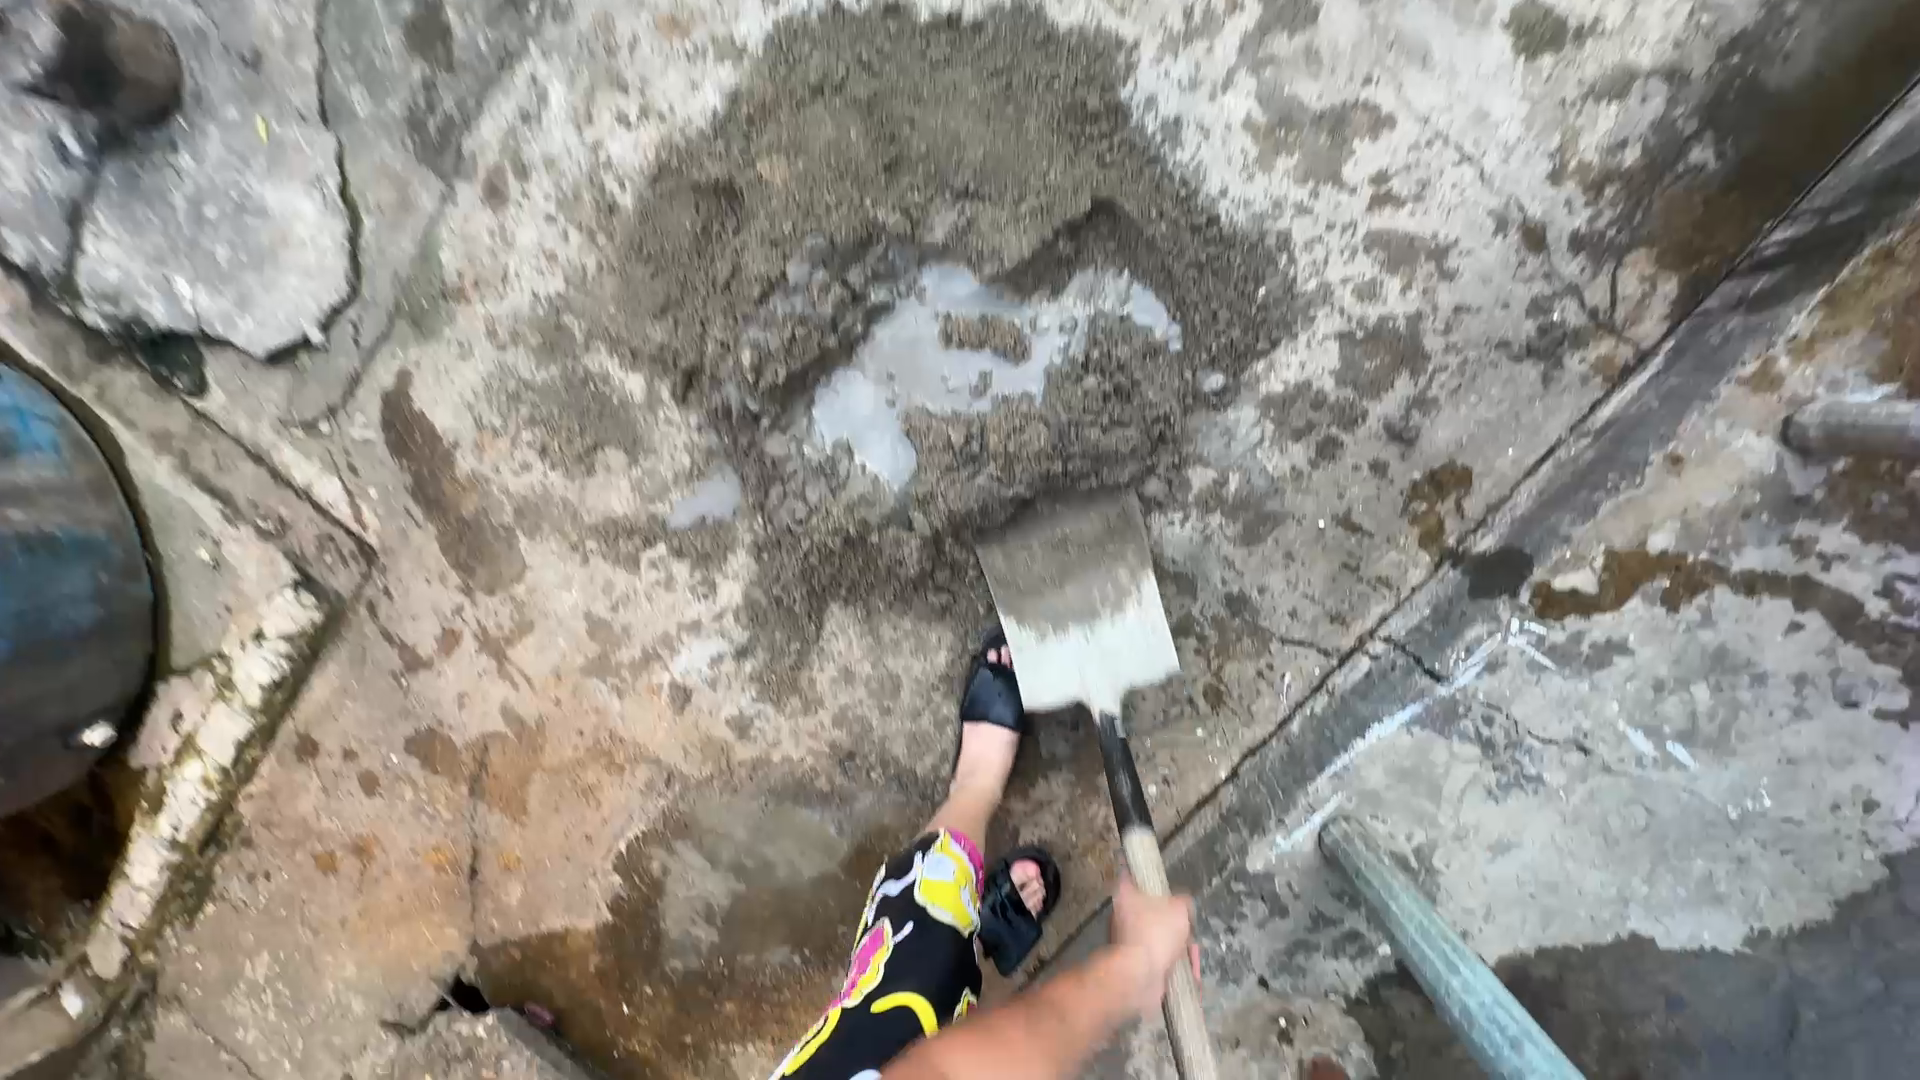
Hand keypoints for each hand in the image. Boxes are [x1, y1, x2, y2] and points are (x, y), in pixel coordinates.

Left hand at [1108, 875, 1198, 1017]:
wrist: (1139, 975)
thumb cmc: (1155, 932)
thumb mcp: (1179, 909)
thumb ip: (1182, 902)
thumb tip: (1182, 903)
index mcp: (1125, 894)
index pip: (1130, 874)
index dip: (1143, 874)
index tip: (1156, 878)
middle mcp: (1122, 915)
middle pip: (1151, 912)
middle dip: (1175, 924)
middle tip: (1189, 930)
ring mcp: (1127, 941)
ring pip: (1157, 939)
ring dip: (1178, 949)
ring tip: (1193, 957)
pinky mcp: (1135, 964)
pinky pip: (1158, 961)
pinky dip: (1174, 968)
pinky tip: (1191, 976)